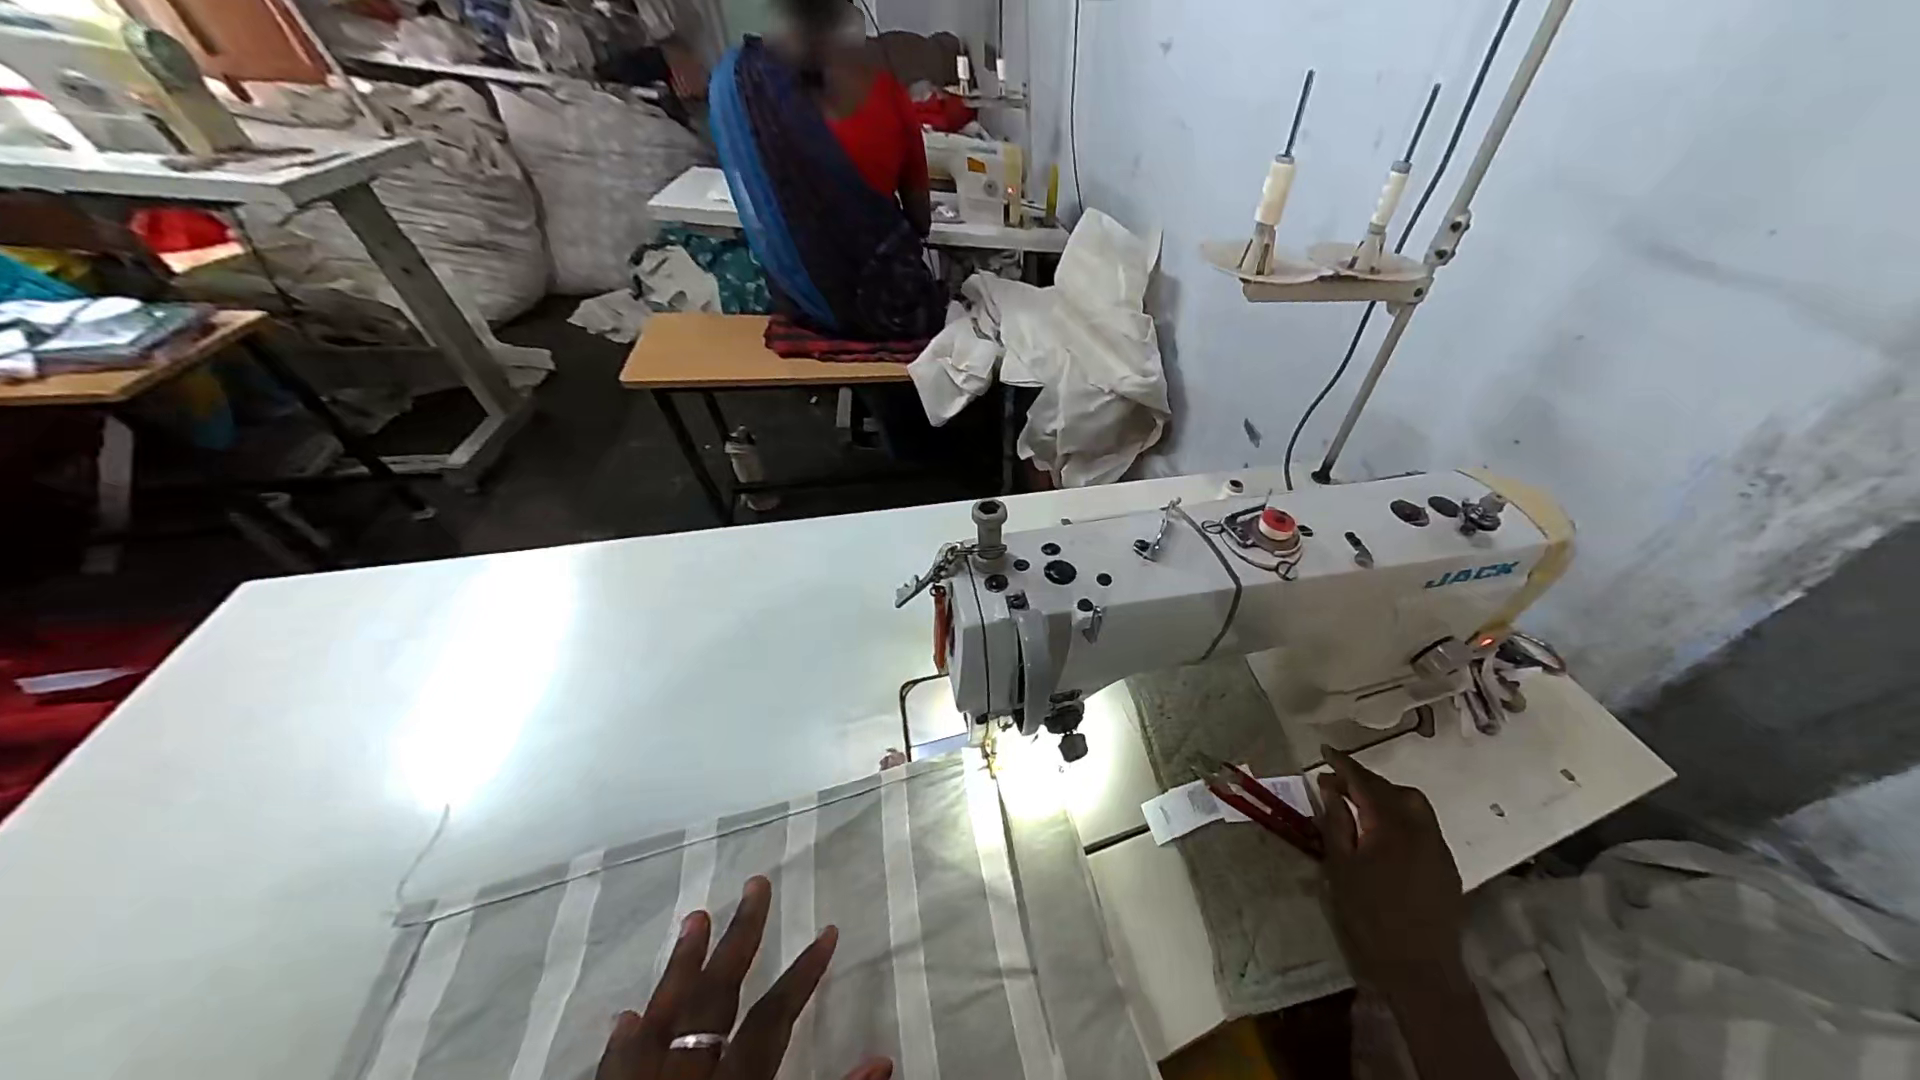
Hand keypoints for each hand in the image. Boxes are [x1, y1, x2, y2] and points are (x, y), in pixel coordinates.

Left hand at [595, 876, 892, 1079]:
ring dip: (679, 966)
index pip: (772, 1021)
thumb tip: (883, 1061)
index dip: (802, 975)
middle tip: (755, 885)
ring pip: (657, 1018)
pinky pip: (610, 1074)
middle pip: (712, 997)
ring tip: (696, 916)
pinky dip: (622, 1042)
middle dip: (739, 938)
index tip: (829, 933)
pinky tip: (625, 1016)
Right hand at [1315, 746, 1464, 991]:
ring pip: (1414, 806)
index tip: (1324, 751)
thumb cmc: (1368, 914)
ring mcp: (1439, 848)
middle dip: (1365, 781)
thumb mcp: (1339, 865)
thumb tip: (1331, 788)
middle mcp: (1422, 829)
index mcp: (1392, 826)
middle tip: (1334, 784)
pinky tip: (1381, 832)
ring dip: (1385, 797)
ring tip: (1357, 805)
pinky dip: (1399, 816)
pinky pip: (1422, 825)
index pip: (1366, 782)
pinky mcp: (1446, 867)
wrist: (1418, 968)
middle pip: (1394, 790)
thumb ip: (1336, 821)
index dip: (1343, 764)